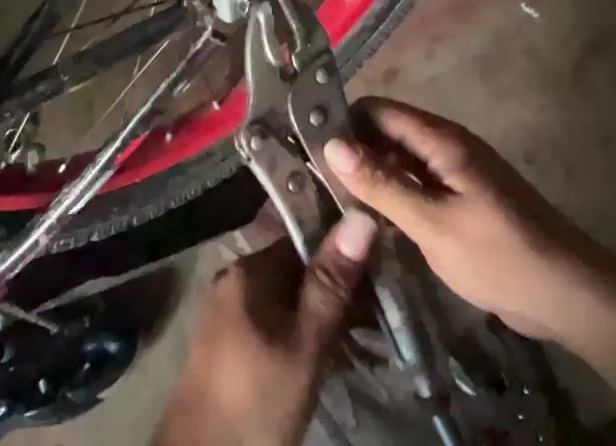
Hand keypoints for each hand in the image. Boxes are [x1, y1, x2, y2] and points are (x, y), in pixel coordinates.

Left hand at [153, 211, 376, 445]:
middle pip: (298, 266)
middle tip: (382, 311)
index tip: (383, 264)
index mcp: (248, 270)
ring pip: (291, 296)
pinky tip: (337, 354)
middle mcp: (235, 280)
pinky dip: (307, 331)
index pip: (305, 236)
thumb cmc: (258, 399)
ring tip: (368, 337)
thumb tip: (360, 215)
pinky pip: (278, 319)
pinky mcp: (234, 341)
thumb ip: (331, 282)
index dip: (345, 249)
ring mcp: (232, 311)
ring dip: (328, 313)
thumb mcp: (304, 344)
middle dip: (340, 286)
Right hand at [322, 98, 610, 342]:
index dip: (342, 121)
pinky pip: (416, 186)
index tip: (304, 146)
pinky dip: (391, 196)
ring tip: (326, 200)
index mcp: (443, 141)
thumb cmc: (500, 255)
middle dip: (351, 150)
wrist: (569, 295)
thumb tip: (331, 145)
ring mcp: (456, 176)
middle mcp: (447, 148)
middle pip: (387, 133)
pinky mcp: (461, 202)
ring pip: (399, 161)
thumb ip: (381, 184)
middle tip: (308, 180)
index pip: (378, 110)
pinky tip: (366, 220)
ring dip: (369, 176)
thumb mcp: (432, 223)